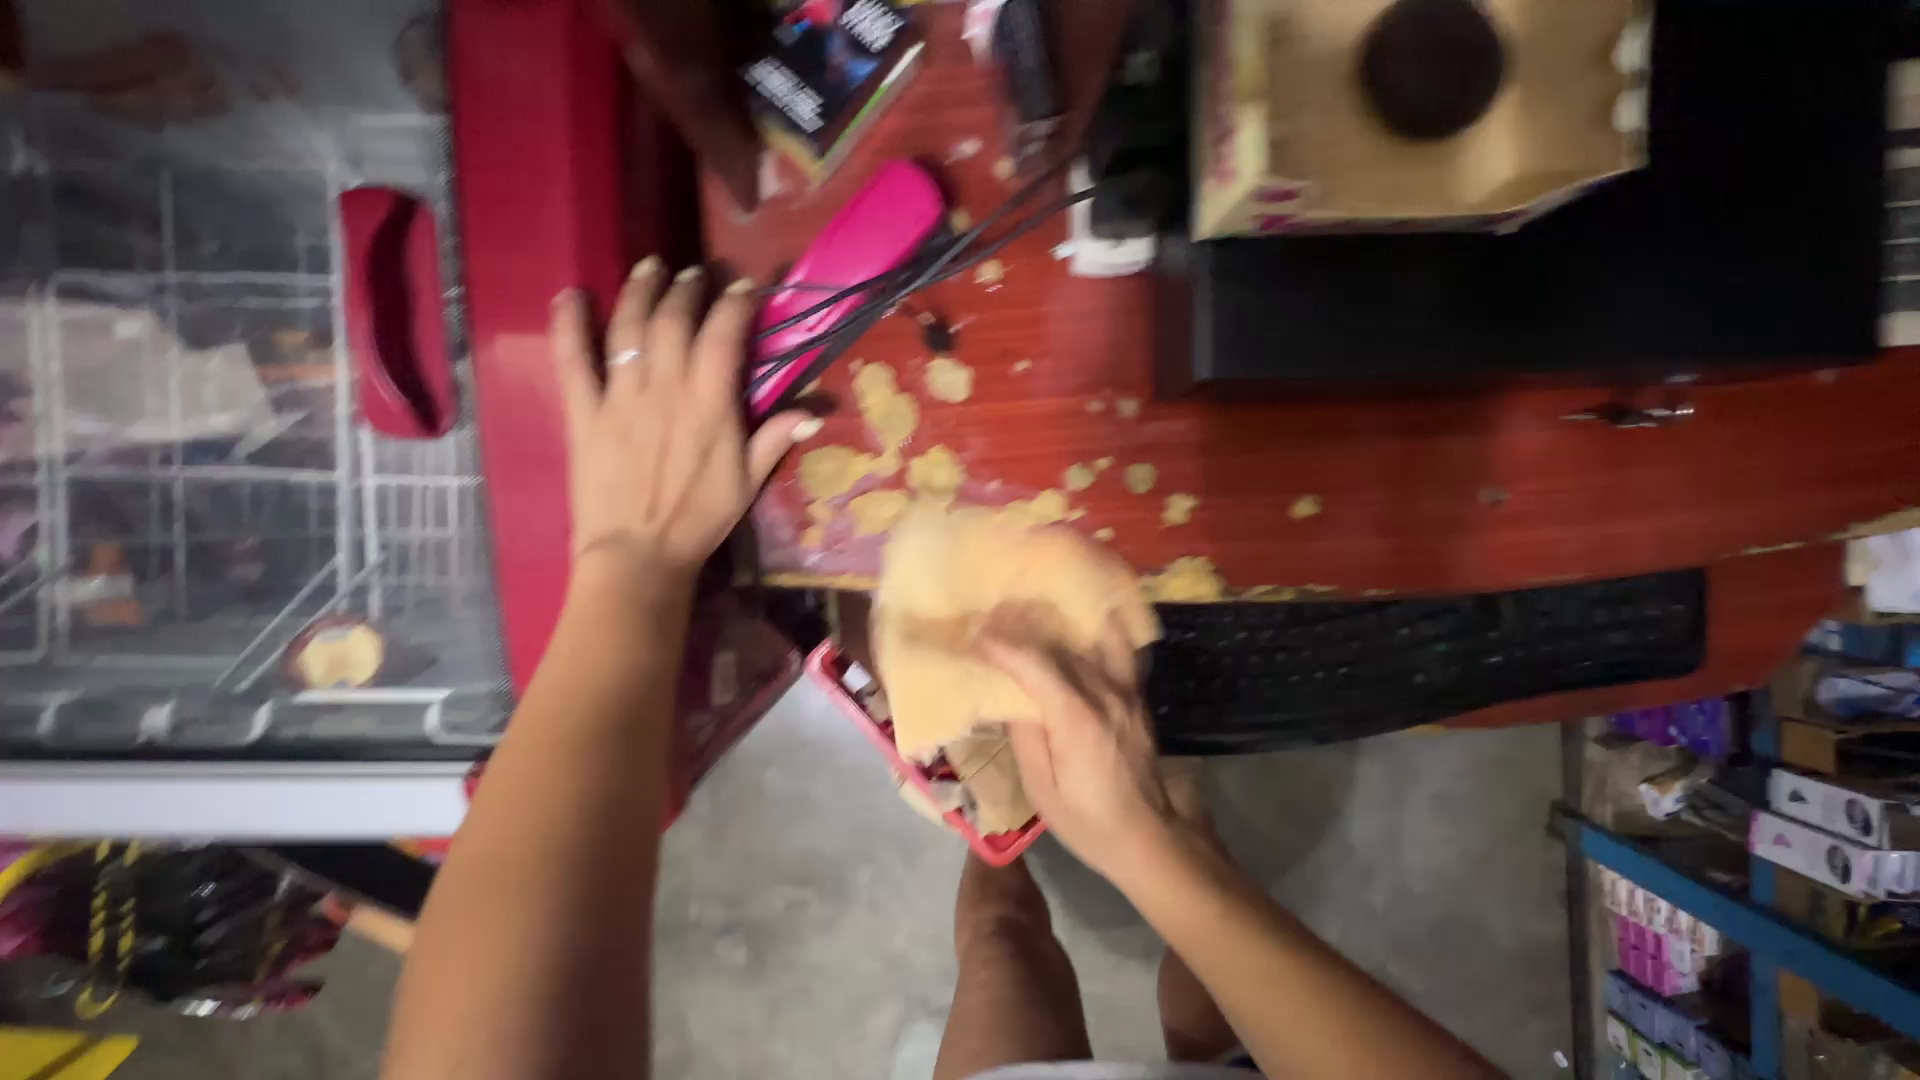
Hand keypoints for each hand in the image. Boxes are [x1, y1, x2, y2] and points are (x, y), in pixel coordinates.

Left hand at [550, 260, 819, 579]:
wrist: (638, 555)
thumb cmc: (699, 521)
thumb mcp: (747, 484)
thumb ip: (775, 440)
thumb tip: (814, 410)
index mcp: (709, 407)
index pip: (723, 337)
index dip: (734, 305)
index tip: (743, 287)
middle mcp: (665, 391)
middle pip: (674, 322)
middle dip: (687, 289)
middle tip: (695, 274)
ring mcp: (619, 399)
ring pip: (629, 329)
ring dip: (640, 292)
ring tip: (649, 268)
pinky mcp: (584, 413)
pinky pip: (572, 361)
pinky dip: (568, 325)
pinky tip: (570, 295)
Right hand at [980, 618, 1178, 882]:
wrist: (1148, 837)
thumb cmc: (1087, 821)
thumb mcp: (1041, 788)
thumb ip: (1025, 736)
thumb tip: (1010, 696)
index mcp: (1076, 719)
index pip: (1033, 664)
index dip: (1001, 645)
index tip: (974, 635)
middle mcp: (1105, 694)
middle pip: (1059, 646)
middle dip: (1022, 628)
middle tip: (991, 617)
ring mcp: (1126, 692)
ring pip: (1089, 641)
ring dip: (1056, 624)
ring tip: (1029, 612)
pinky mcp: (1137, 696)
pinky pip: (1120, 650)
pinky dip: (1101, 629)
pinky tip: (1086, 617)